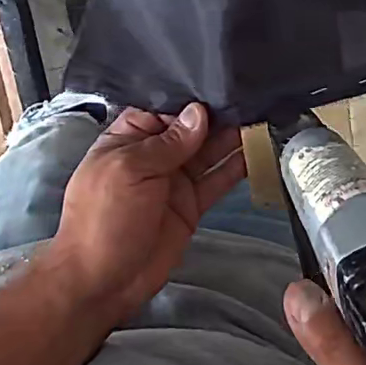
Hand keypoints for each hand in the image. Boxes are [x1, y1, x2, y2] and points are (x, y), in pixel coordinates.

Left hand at [41, 104, 245, 323]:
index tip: (225, 79)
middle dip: (221, 113)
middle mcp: (156, 153)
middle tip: (254, 95)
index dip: (193, 94)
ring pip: (211, 150)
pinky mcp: (193, 203)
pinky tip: (261, 150)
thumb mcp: (129, 171)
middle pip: (194, 126)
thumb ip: (168, 142)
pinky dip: (240, 166)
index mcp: (131, 138)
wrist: (101, 284)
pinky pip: (220, 178)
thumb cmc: (103, 219)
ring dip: (234, 136)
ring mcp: (176, 178)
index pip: (167, 106)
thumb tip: (200, 112)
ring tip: (264, 116)